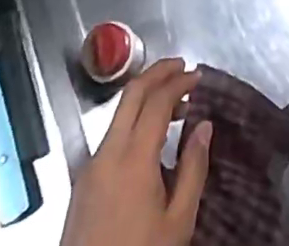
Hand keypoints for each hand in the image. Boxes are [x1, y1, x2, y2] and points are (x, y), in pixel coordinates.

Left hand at [60, 59, 211, 245]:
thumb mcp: (178, 222)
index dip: (178, 82)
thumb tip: (205, 126)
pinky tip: (151, 137)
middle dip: (157, 73)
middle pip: (131, 94)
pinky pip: (111, 135)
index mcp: (133, 158)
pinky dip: (134, 121)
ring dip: (146, 97)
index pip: (156, 101)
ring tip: (176, 103)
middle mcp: (107, 151)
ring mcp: (90, 164)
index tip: (198, 75)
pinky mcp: (83, 180)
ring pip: (119, 113)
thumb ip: (193, 169)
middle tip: (182, 67)